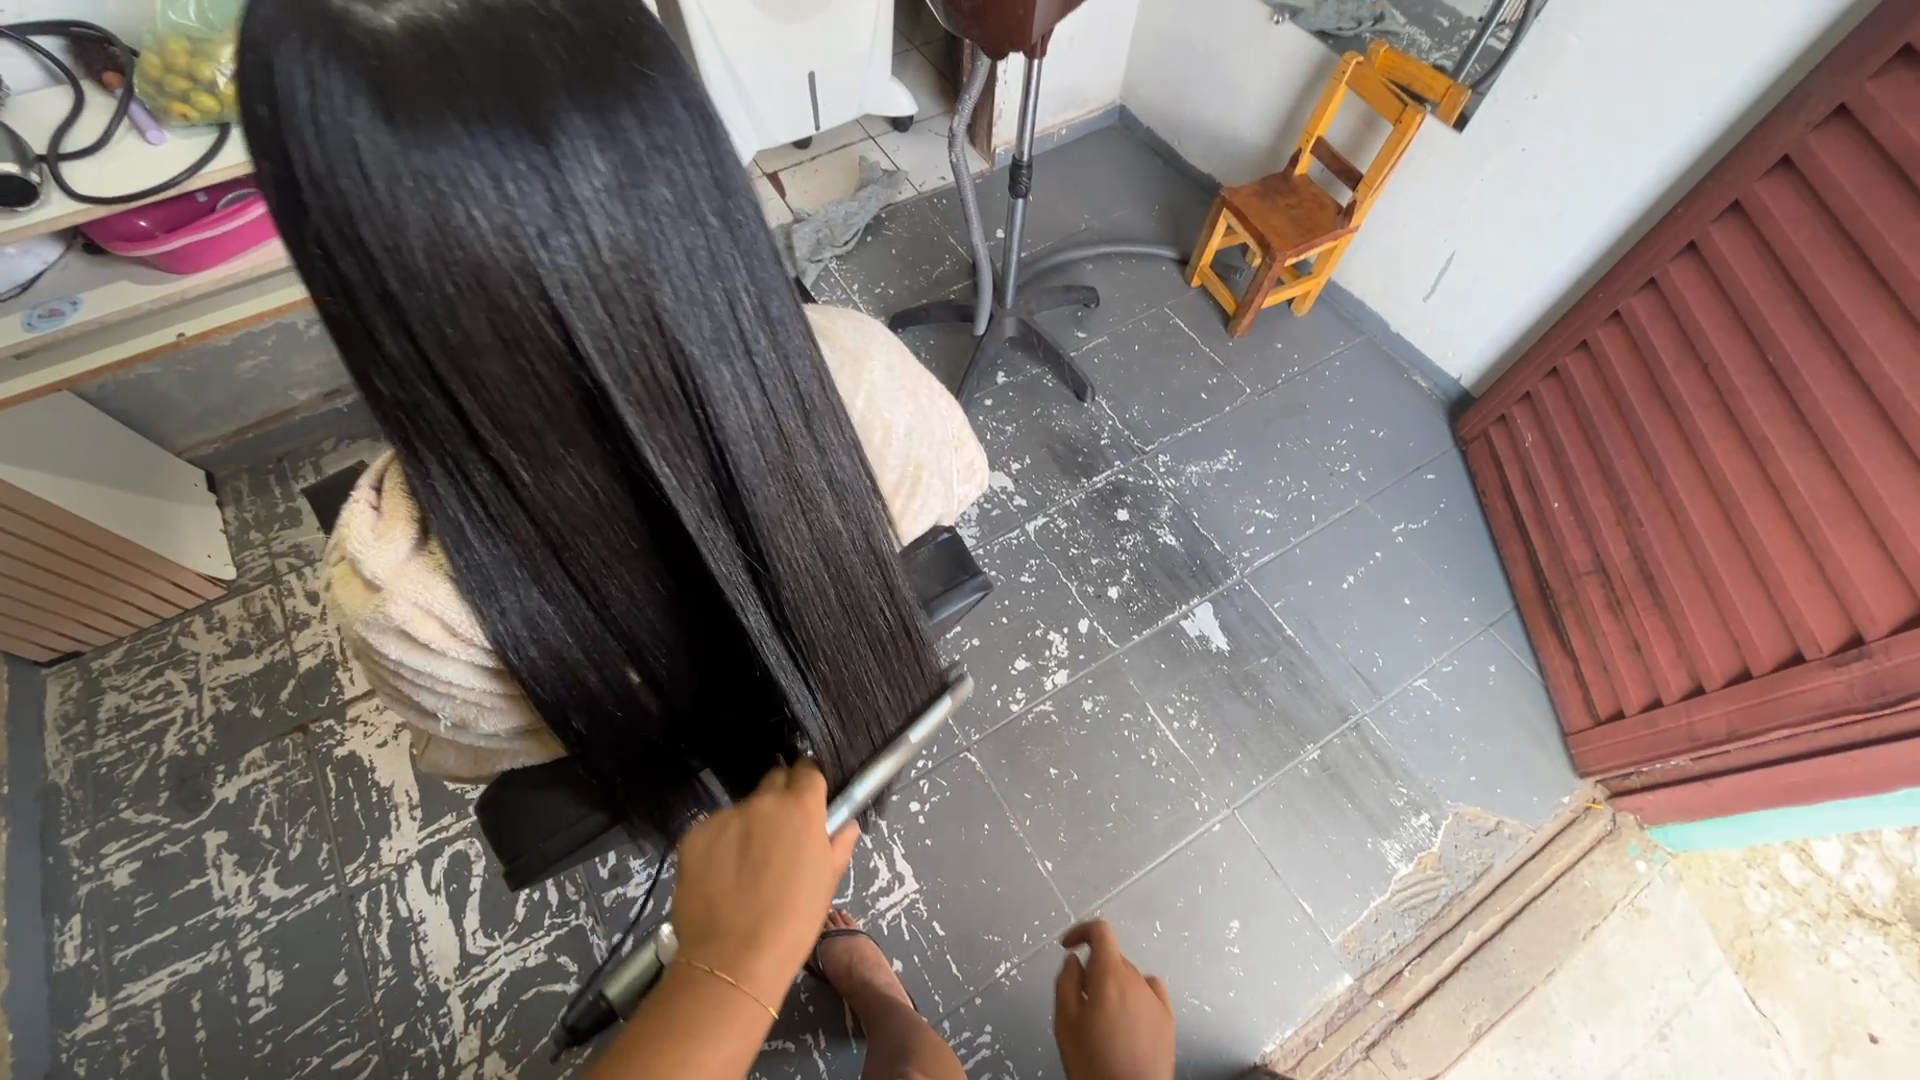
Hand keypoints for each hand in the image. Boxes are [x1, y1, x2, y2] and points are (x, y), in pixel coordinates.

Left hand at [670, 761, 859, 1009]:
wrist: (732, 960)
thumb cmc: (793, 923)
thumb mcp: (827, 883)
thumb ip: (838, 844)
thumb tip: (845, 825)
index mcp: (801, 808)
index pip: (807, 770)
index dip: (808, 784)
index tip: (807, 803)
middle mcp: (762, 802)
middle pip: (773, 781)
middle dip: (779, 799)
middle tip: (778, 835)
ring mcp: (725, 816)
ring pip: (742, 809)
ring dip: (747, 825)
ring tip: (744, 866)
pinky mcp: (693, 835)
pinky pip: (713, 830)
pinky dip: (719, 845)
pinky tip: (720, 876)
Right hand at [1054, 920, 1174, 1079]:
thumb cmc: (1094, 1065)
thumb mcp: (1066, 1023)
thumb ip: (1066, 982)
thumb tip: (1073, 961)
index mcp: (1110, 977)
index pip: (1100, 931)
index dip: (1081, 931)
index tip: (1069, 945)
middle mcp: (1136, 982)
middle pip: (1113, 957)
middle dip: (1094, 968)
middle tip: (1080, 994)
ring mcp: (1155, 1000)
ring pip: (1130, 975)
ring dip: (1114, 983)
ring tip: (1102, 1015)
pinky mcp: (1168, 1019)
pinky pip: (1151, 991)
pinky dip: (1138, 993)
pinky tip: (1129, 1014)